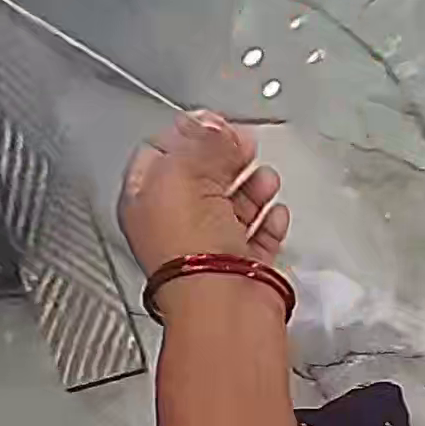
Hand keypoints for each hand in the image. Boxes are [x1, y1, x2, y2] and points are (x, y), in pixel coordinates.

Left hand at [118, 110, 290, 275]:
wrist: (224, 302)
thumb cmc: (191, 249)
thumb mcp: (185, 174)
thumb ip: (202, 143)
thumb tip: (215, 125)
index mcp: (148, 201)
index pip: (164, 155)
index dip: (190, 134)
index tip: (216, 124)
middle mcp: (178, 227)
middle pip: (203, 182)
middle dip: (226, 161)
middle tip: (246, 145)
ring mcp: (214, 249)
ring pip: (234, 210)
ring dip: (252, 189)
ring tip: (267, 176)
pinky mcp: (246, 268)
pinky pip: (260, 240)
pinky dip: (269, 223)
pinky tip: (276, 211)